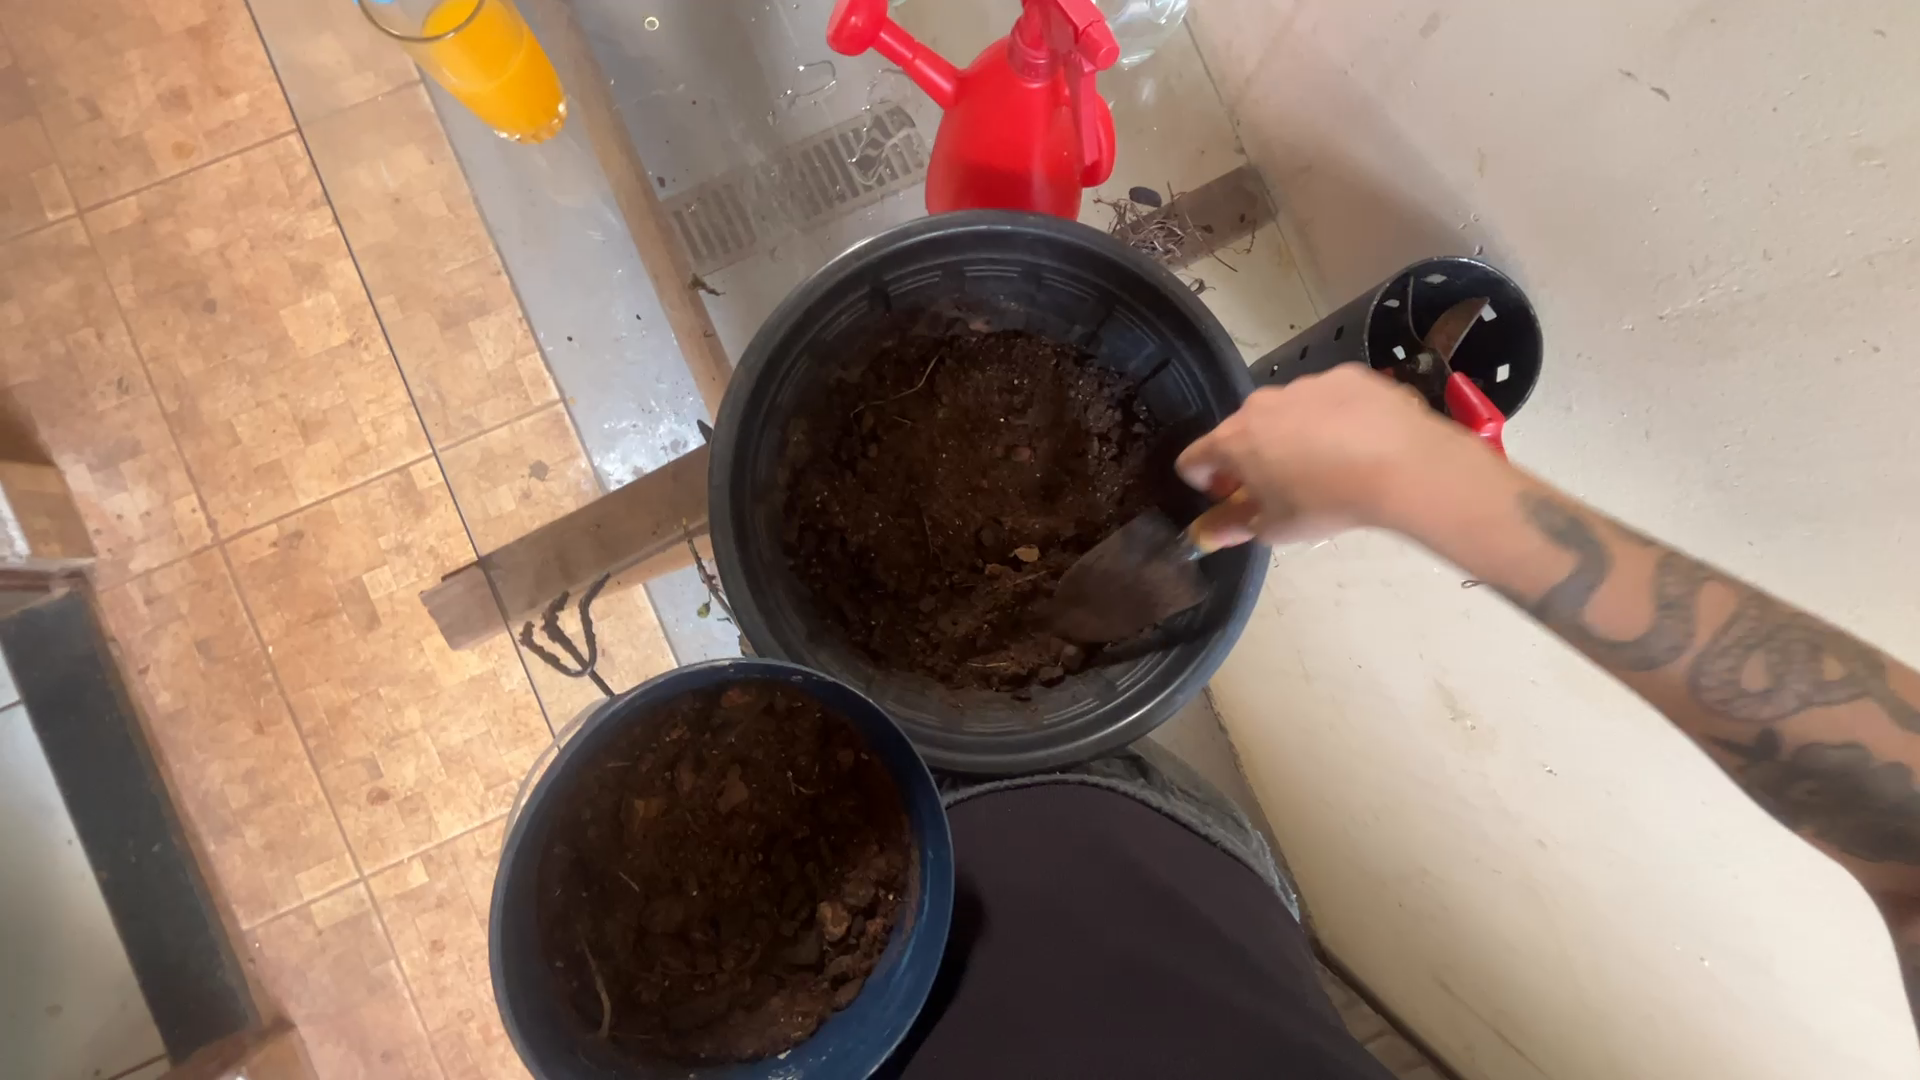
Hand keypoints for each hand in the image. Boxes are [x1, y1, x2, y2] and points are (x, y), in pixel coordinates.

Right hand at [1175, 364, 1496, 544]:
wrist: (1404, 465)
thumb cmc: (1327, 501)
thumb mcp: (1274, 527)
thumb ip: (1232, 526)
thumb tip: (1208, 533)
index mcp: (1232, 441)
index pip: (1192, 459)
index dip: (1204, 482)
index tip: (1229, 497)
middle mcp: (1259, 406)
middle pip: (1237, 433)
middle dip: (1248, 458)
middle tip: (1277, 486)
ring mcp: (1303, 386)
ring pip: (1281, 413)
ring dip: (1288, 437)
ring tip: (1325, 465)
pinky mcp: (1345, 376)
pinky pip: (1324, 399)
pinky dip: (1330, 418)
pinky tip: (1356, 442)